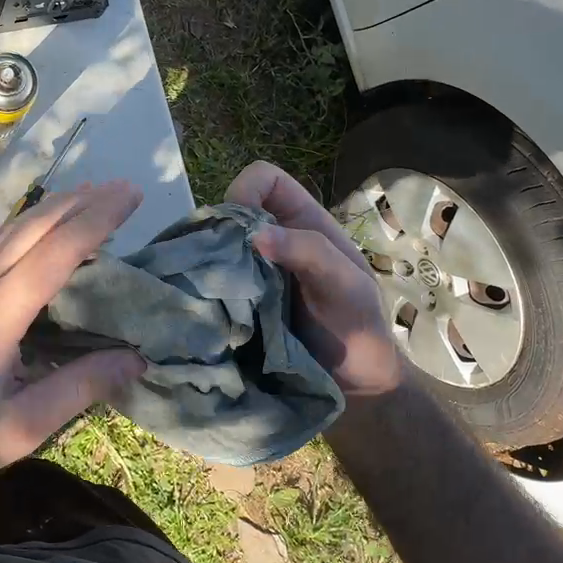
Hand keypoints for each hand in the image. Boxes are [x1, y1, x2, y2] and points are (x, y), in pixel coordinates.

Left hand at [0, 181, 149, 512]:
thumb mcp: (20, 428)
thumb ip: (79, 388)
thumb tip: (138, 359)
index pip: (56, 252)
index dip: (97, 220)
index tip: (132, 196)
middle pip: (33, 227)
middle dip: (82, 202)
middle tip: (125, 188)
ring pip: (11, 229)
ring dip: (54, 207)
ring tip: (92, 194)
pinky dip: (28, 224)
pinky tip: (41, 224)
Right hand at [227, 161, 404, 396]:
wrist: (353, 384)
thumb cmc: (357, 327)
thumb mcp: (346, 286)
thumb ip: (310, 252)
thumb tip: (255, 234)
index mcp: (302, 221)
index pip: (264, 178)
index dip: (247, 191)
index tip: (241, 232)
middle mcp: (272, 238)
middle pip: (229, 209)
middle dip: (219, 231)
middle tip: (222, 269)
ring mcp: (251, 267)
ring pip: (214, 243)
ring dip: (208, 262)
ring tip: (214, 292)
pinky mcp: (235, 297)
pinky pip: (209, 277)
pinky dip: (204, 286)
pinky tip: (209, 306)